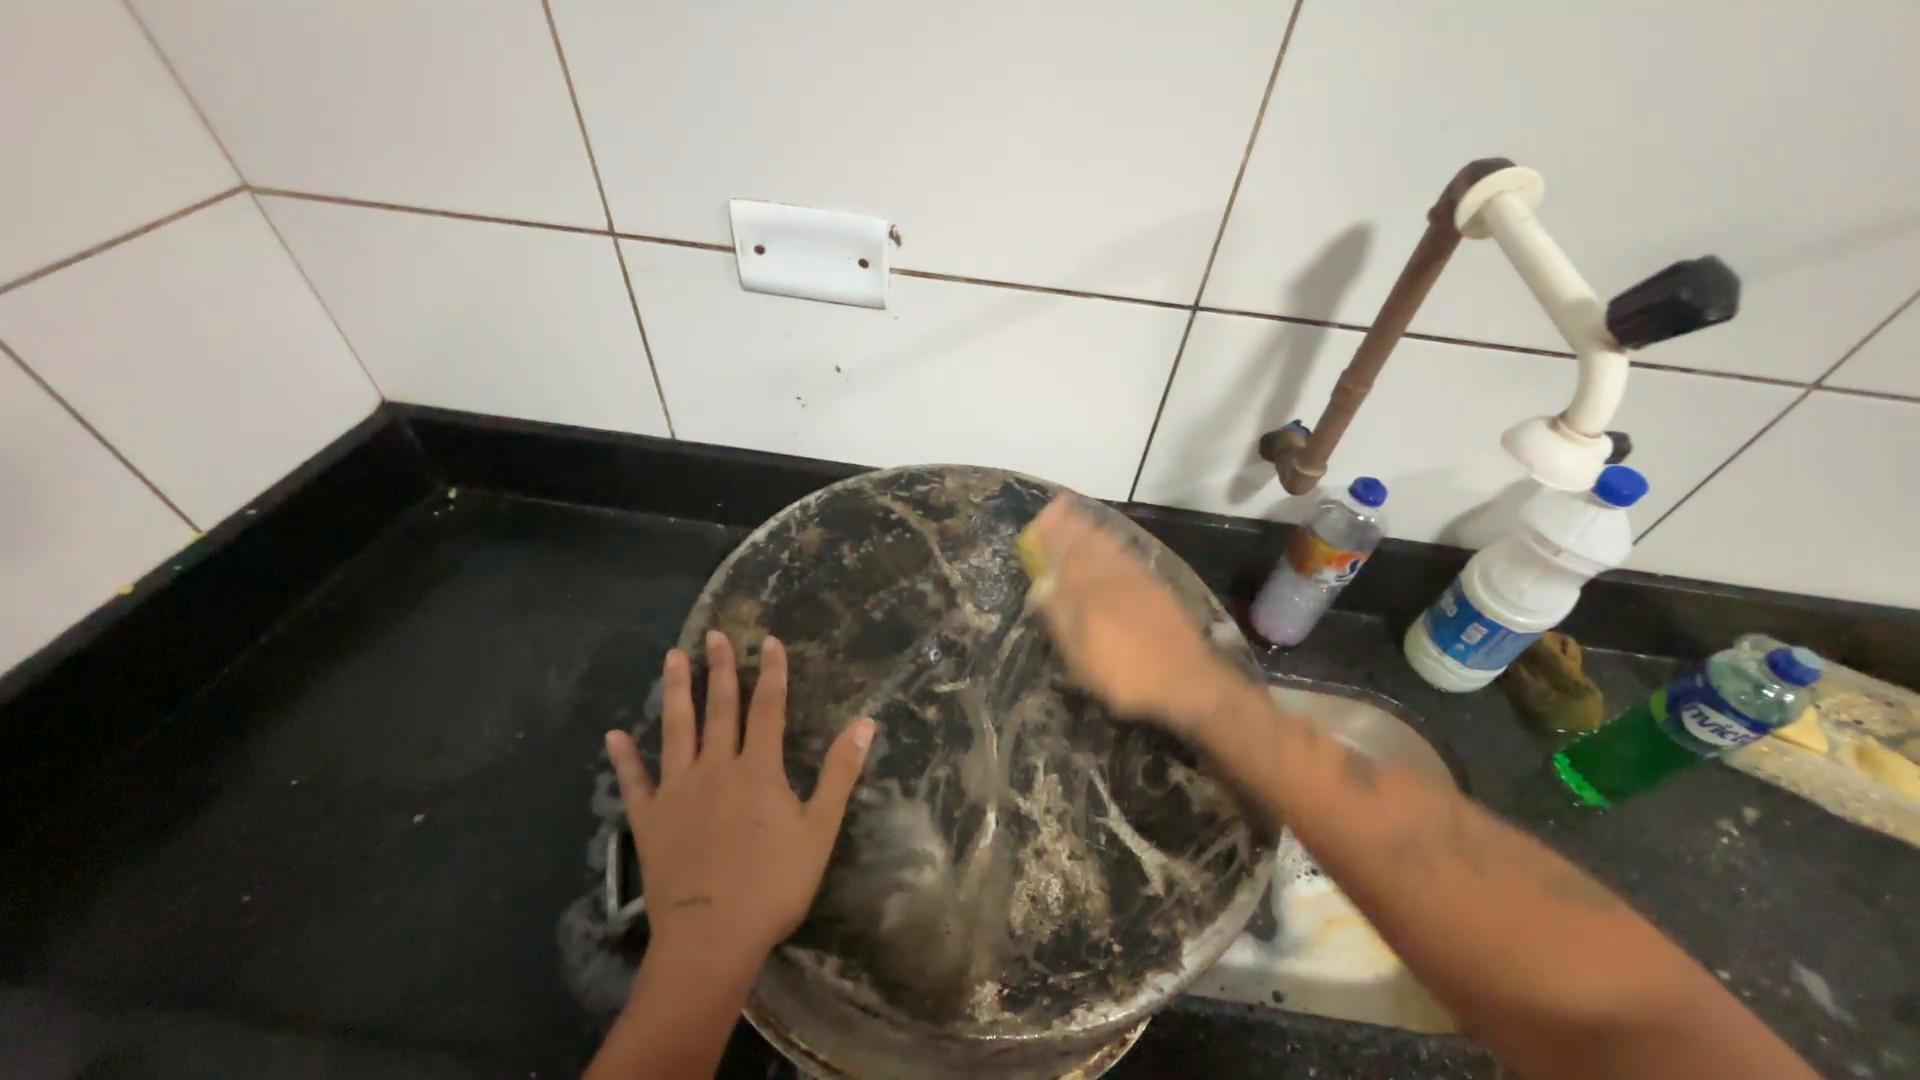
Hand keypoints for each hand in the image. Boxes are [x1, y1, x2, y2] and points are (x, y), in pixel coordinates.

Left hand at [605, 631, 875, 973]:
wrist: (712, 936)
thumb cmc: (774, 884)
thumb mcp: (820, 829)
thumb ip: (840, 773)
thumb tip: (865, 723)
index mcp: (758, 769)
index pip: (768, 708)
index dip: (771, 672)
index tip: (768, 640)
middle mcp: (715, 767)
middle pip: (719, 709)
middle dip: (719, 669)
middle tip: (713, 635)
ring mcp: (676, 791)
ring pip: (675, 730)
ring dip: (675, 692)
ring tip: (673, 658)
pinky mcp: (648, 819)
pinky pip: (634, 781)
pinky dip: (625, 758)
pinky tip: (616, 735)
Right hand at [1024, 496, 1247, 732]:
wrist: (1188, 681)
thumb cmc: (1126, 674)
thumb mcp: (1081, 657)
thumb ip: (1059, 620)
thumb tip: (1039, 591)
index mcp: (1090, 592)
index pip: (1066, 555)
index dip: (1053, 536)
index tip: (1042, 516)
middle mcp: (1114, 578)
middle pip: (1090, 545)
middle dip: (1073, 525)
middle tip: (1061, 506)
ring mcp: (1140, 582)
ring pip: (1112, 548)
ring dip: (1095, 531)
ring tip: (1084, 519)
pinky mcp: (1159, 591)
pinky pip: (1130, 557)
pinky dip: (1117, 546)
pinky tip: (1115, 547)